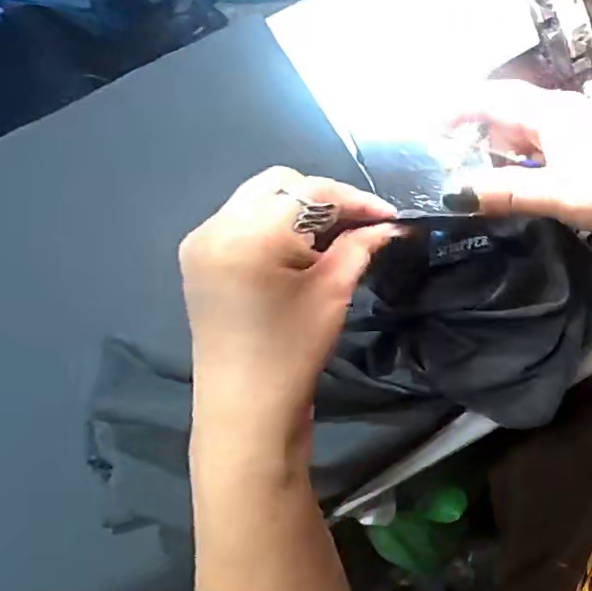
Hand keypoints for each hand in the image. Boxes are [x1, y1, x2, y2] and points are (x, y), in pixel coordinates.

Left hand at [179, 168, 399, 461]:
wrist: (245, 406)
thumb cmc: (293, 351)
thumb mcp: (333, 291)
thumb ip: (360, 246)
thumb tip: (387, 224)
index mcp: (249, 233)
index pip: (311, 192)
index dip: (355, 200)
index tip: (390, 216)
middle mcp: (217, 224)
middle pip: (281, 184)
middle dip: (326, 198)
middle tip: (362, 226)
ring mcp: (202, 239)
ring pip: (262, 197)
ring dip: (301, 208)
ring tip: (336, 235)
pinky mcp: (200, 255)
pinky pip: (244, 218)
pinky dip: (277, 222)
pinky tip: (302, 246)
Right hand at [448, 80, 591, 242]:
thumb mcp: (557, 195)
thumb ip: (506, 192)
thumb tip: (457, 194)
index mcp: (551, 112)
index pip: (491, 98)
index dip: (456, 108)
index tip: (429, 125)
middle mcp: (560, 112)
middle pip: (505, 112)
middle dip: (474, 131)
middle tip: (447, 158)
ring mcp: (574, 128)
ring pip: (523, 131)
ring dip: (498, 149)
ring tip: (475, 175)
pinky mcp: (585, 147)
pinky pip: (540, 146)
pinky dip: (520, 160)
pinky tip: (514, 181)